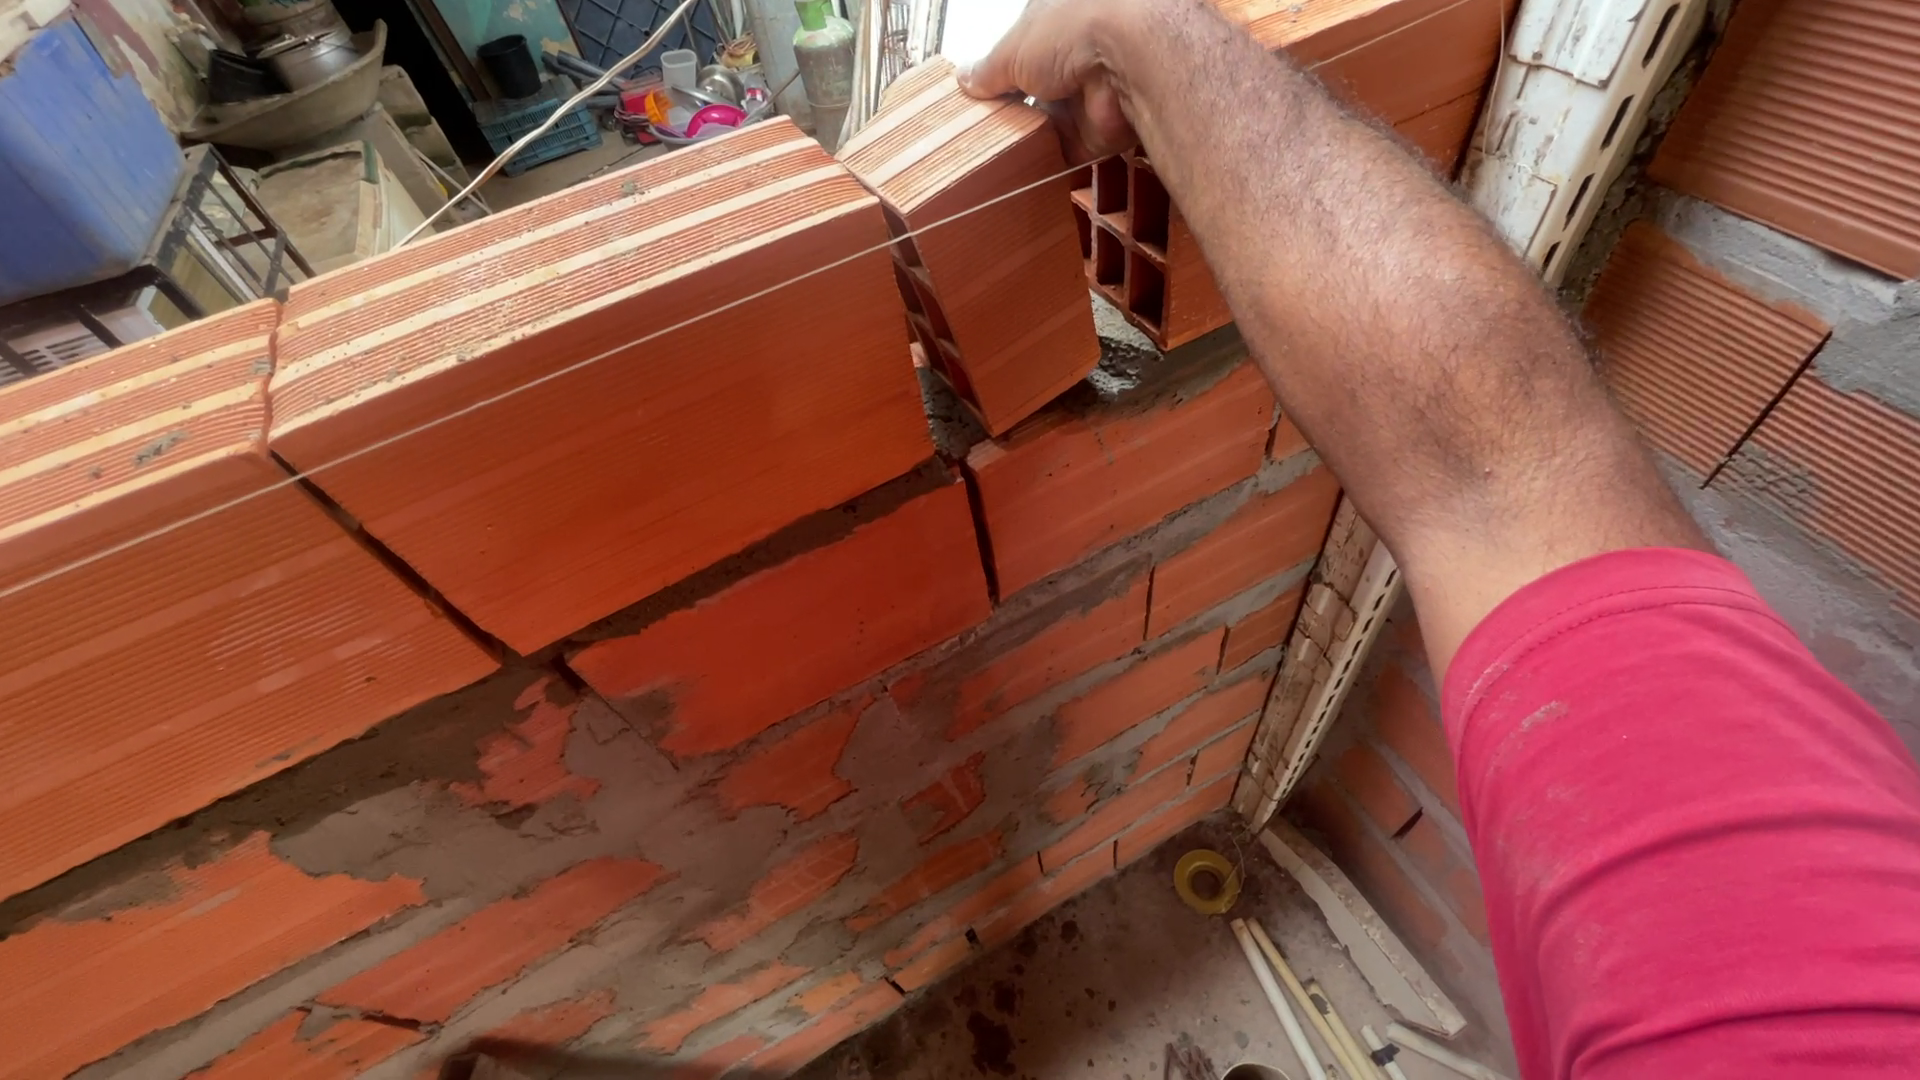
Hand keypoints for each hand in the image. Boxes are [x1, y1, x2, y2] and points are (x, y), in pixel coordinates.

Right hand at [956, 0, 1157, 161]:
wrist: (1125, 59)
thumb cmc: (1074, 30)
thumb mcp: (1014, 47)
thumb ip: (989, 69)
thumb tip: (965, 78)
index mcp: (1055, 23)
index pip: (1022, 49)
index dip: (1000, 70)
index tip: (977, 94)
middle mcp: (1073, 57)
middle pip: (1034, 91)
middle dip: (1010, 109)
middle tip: (982, 129)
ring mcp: (1085, 97)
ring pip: (1047, 125)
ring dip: (1025, 137)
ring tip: (994, 151)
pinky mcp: (1094, 134)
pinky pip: (1063, 154)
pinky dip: (1043, 164)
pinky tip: (1018, 171)